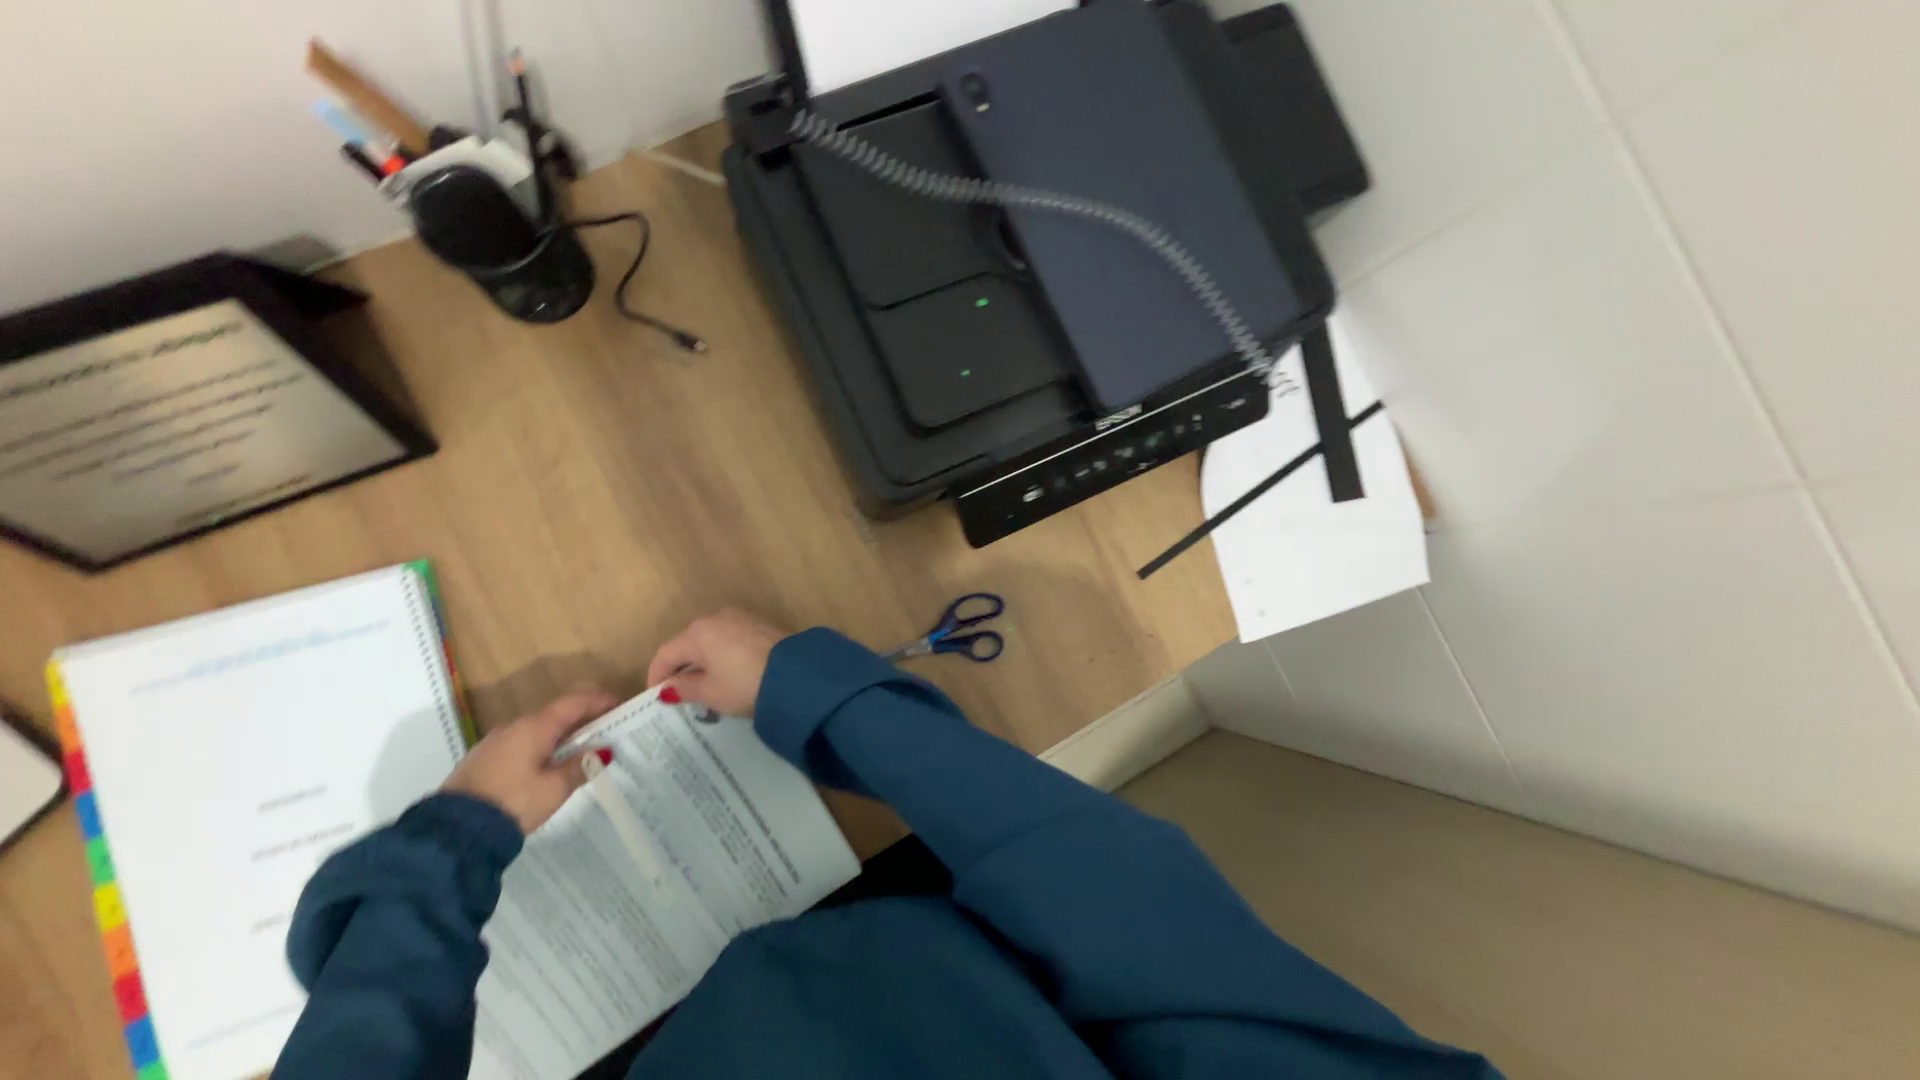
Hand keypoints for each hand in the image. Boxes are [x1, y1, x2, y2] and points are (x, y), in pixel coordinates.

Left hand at [442, 688, 618, 833]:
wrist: (454, 831)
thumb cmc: (513, 802)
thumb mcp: (554, 789)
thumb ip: (580, 767)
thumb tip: (601, 751)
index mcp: (535, 727)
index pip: (574, 702)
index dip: (599, 701)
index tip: (619, 706)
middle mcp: (513, 727)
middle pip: (554, 715)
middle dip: (580, 722)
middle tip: (603, 735)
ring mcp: (493, 743)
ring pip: (535, 731)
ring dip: (558, 738)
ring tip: (576, 757)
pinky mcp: (481, 760)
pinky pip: (518, 745)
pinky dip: (538, 750)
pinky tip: (543, 770)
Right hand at [646, 609, 788, 717]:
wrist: (798, 676)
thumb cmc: (746, 684)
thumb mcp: (711, 692)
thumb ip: (685, 688)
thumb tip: (668, 687)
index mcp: (698, 632)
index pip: (666, 653)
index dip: (657, 676)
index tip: (656, 697)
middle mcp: (717, 617)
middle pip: (688, 643)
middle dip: (681, 667)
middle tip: (679, 694)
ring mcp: (742, 618)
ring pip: (711, 640)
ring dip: (704, 661)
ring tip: (705, 687)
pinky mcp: (761, 625)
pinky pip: (731, 640)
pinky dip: (723, 656)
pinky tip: (729, 674)